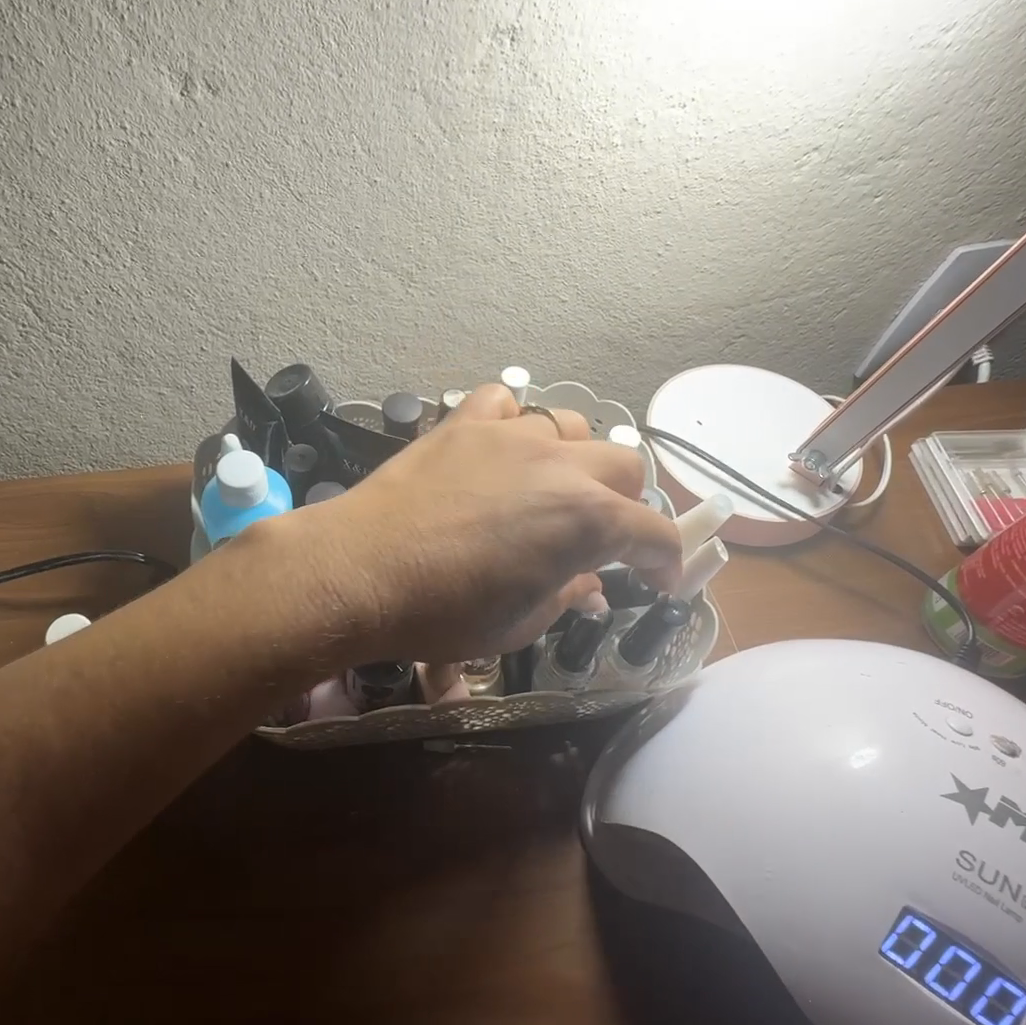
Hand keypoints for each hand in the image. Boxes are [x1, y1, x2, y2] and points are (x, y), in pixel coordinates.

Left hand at [267, 384, 682, 665]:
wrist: (359, 572)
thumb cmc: (441, 613)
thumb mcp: (518, 624)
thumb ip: (566, 595)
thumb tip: (589, 585)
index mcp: (587, 520)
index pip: (655, 533)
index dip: (666, 561)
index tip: (658, 581)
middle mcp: (559, 465)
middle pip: (625, 466)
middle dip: (627, 504)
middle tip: (601, 538)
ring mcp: (509, 436)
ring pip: (570, 426)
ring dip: (575, 458)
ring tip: (551, 488)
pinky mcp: (462, 423)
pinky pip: (504, 400)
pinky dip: (514, 421)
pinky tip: (502, 447)